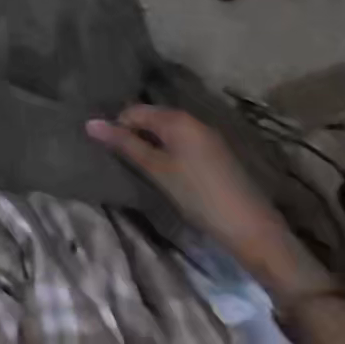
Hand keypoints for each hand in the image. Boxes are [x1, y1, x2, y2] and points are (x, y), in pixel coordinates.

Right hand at [87, 106, 298, 274]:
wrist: (256, 234)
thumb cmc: (198, 196)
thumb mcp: (155, 169)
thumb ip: (123, 143)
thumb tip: (89, 122)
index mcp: (177, 119)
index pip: (133, 111)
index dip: (118, 127)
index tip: (113, 150)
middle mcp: (194, 121)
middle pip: (152, 118)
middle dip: (135, 134)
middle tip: (126, 158)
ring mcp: (210, 138)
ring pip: (168, 132)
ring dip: (153, 144)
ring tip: (144, 166)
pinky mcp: (219, 156)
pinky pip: (184, 143)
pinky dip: (170, 152)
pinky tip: (169, 173)